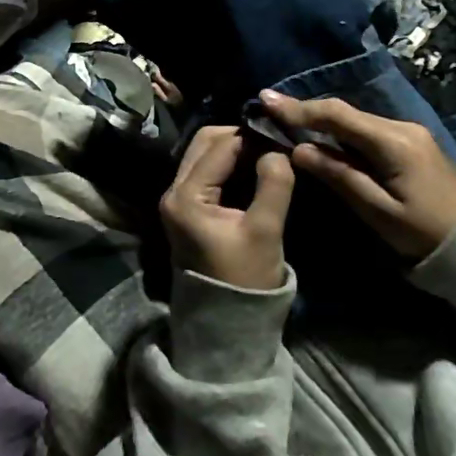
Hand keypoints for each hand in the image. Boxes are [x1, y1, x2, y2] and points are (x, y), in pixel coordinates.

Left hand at [159, 125, 293, 289]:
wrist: (226, 324)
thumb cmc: (245, 279)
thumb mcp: (266, 230)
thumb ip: (273, 183)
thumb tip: (278, 148)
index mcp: (186, 197)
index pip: (220, 146)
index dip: (252, 135)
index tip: (282, 131)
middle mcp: (174, 192)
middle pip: (205, 143)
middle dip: (240, 136)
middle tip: (274, 139)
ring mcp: (178, 200)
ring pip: (205, 154)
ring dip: (235, 148)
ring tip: (269, 150)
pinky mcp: (189, 208)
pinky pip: (208, 171)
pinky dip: (230, 163)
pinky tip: (256, 166)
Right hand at [259, 91, 455, 259]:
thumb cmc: (424, 233)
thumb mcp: (378, 211)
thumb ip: (340, 177)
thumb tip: (300, 150)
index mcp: (393, 142)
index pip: (338, 116)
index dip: (300, 108)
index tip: (266, 99)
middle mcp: (400, 127)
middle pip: (346, 113)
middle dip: (307, 111)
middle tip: (270, 110)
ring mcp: (407, 133)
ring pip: (355, 120)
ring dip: (322, 121)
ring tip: (287, 122)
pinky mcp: (409, 143)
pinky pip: (367, 131)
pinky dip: (340, 132)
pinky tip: (322, 137)